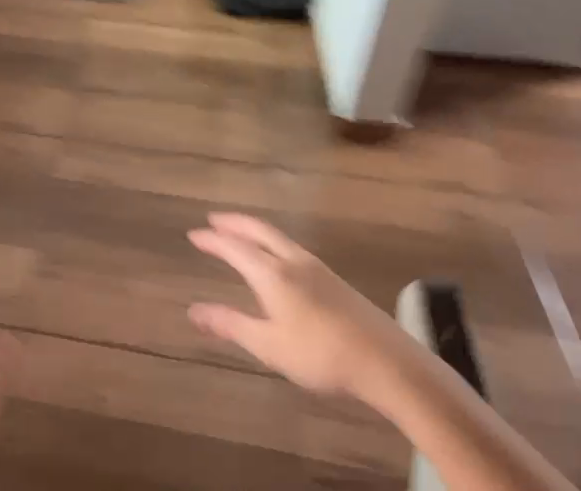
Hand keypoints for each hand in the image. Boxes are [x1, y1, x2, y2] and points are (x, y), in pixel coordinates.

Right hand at [187, 213, 409, 401]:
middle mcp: (294, 262)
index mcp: (274, 275)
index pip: (235, 248)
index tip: (194, 234)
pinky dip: (273, 243)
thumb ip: (231, 324)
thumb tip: (193, 310)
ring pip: (279, 239)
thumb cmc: (321, 355)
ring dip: (255, 231)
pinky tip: (277, 260)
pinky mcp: (334, 281)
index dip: (213, 240)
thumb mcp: (269, 345)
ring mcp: (318, 269)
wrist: (386, 362)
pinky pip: (293, 249)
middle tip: (214, 219)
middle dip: (235, 223)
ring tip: (241, 234)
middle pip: (260, 232)